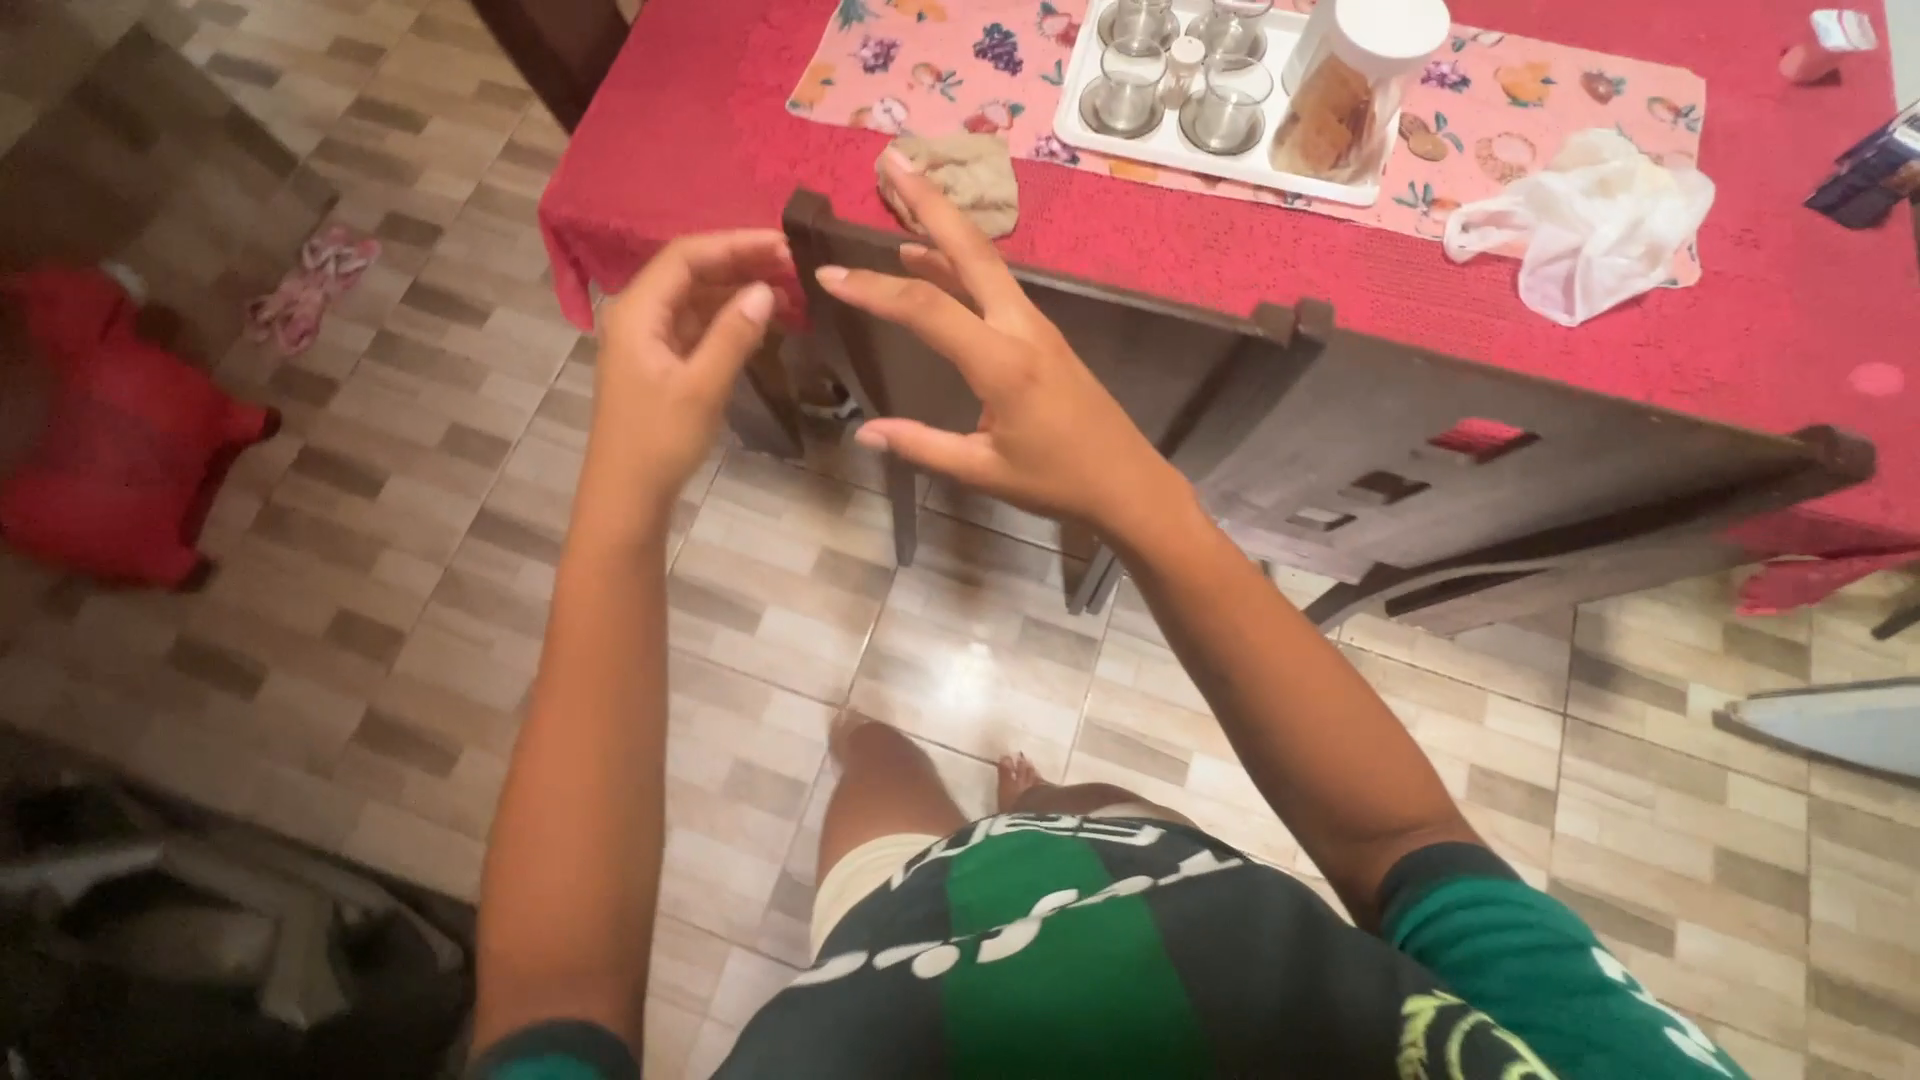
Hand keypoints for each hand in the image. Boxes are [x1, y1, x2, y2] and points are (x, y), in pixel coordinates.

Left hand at [574, 230, 787, 543]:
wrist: (628, 493)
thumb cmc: (659, 440)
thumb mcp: (702, 387)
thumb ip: (733, 335)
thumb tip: (766, 291)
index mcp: (638, 312)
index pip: (686, 256)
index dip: (735, 245)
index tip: (782, 245)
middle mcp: (639, 315)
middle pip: (691, 272)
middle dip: (740, 263)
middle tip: (792, 264)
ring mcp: (649, 340)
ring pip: (696, 299)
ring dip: (737, 291)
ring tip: (786, 289)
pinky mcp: (662, 363)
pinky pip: (698, 326)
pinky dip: (729, 319)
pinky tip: (761, 320)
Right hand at [815, 152, 1191, 540]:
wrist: (1127, 483)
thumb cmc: (1057, 482)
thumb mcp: (984, 472)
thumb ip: (923, 447)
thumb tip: (866, 433)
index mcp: (1002, 363)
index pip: (926, 310)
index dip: (875, 290)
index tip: (829, 276)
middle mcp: (1021, 328)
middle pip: (971, 250)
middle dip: (930, 201)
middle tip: (892, 160)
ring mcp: (1037, 326)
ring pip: (986, 261)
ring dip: (945, 224)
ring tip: (904, 195)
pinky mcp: (1043, 335)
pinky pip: (996, 286)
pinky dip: (960, 263)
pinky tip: (932, 261)